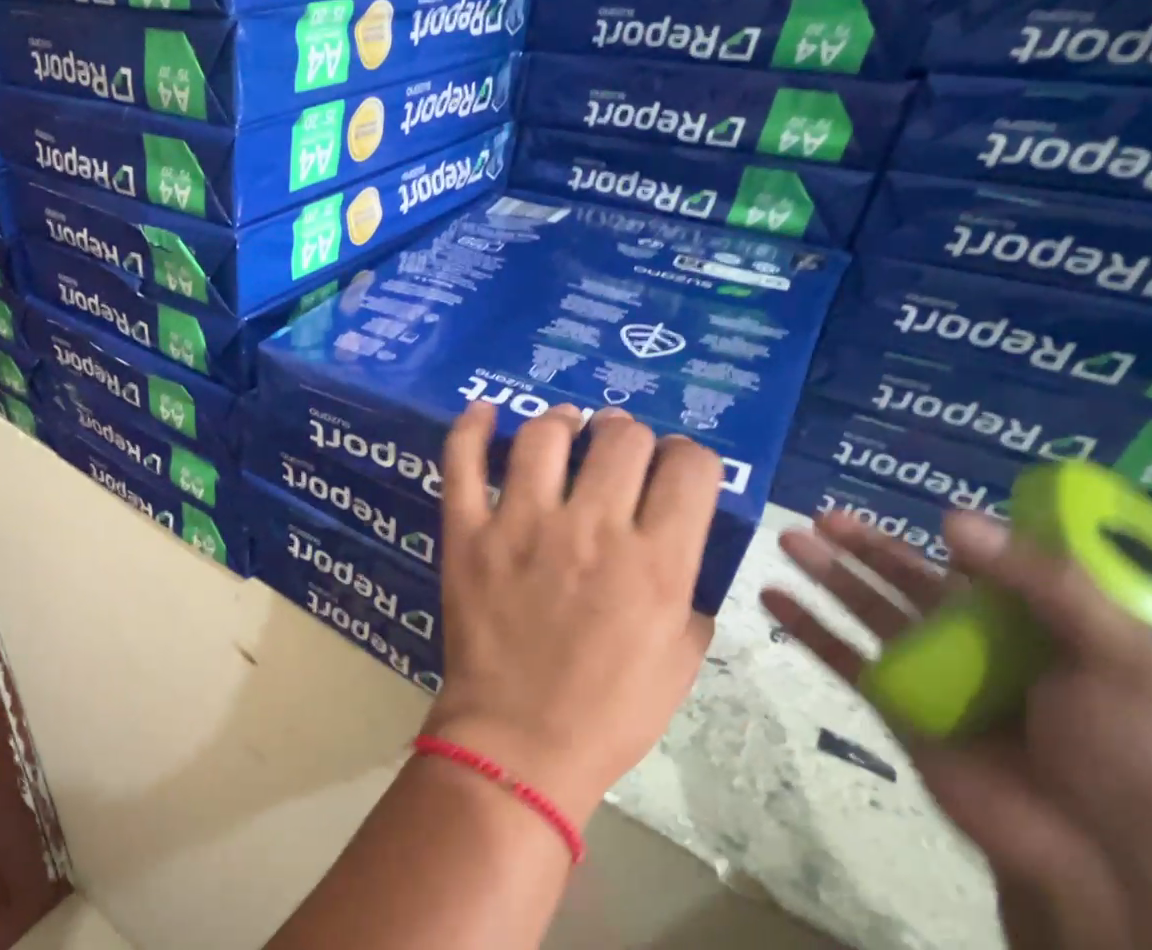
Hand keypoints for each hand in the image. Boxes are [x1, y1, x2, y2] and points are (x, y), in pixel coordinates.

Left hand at [422, 403, 724, 823]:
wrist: (519, 740)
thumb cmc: (610, 711)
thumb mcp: (682, 659)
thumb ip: (689, 590)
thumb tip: (677, 546)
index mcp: (657, 560)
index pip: (689, 466)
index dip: (690, 456)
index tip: (677, 468)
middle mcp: (591, 527)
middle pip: (622, 438)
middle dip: (630, 435)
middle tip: (619, 449)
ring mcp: (520, 524)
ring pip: (545, 436)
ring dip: (563, 421)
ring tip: (567, 427)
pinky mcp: (466, 532)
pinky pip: (460, 462)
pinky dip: (470, 427)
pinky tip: (484, 411)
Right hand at [763, 511, 1151, 948]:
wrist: (1095, 846)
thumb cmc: (1130, 745)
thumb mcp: (1116, 654)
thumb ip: (1040, 582)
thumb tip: (951, 520)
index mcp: (1044, 625)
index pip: (990, 567)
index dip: (951, 537)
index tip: (913, 508)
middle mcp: (983, 641)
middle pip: (914, 581)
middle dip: (867, 548)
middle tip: (822, 516)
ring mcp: (934, 673)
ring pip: (869, 610)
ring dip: (828, 575)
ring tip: (788, 540)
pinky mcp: (895, 704)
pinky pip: (842, 657)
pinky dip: (806, 627)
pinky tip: (772, 597)